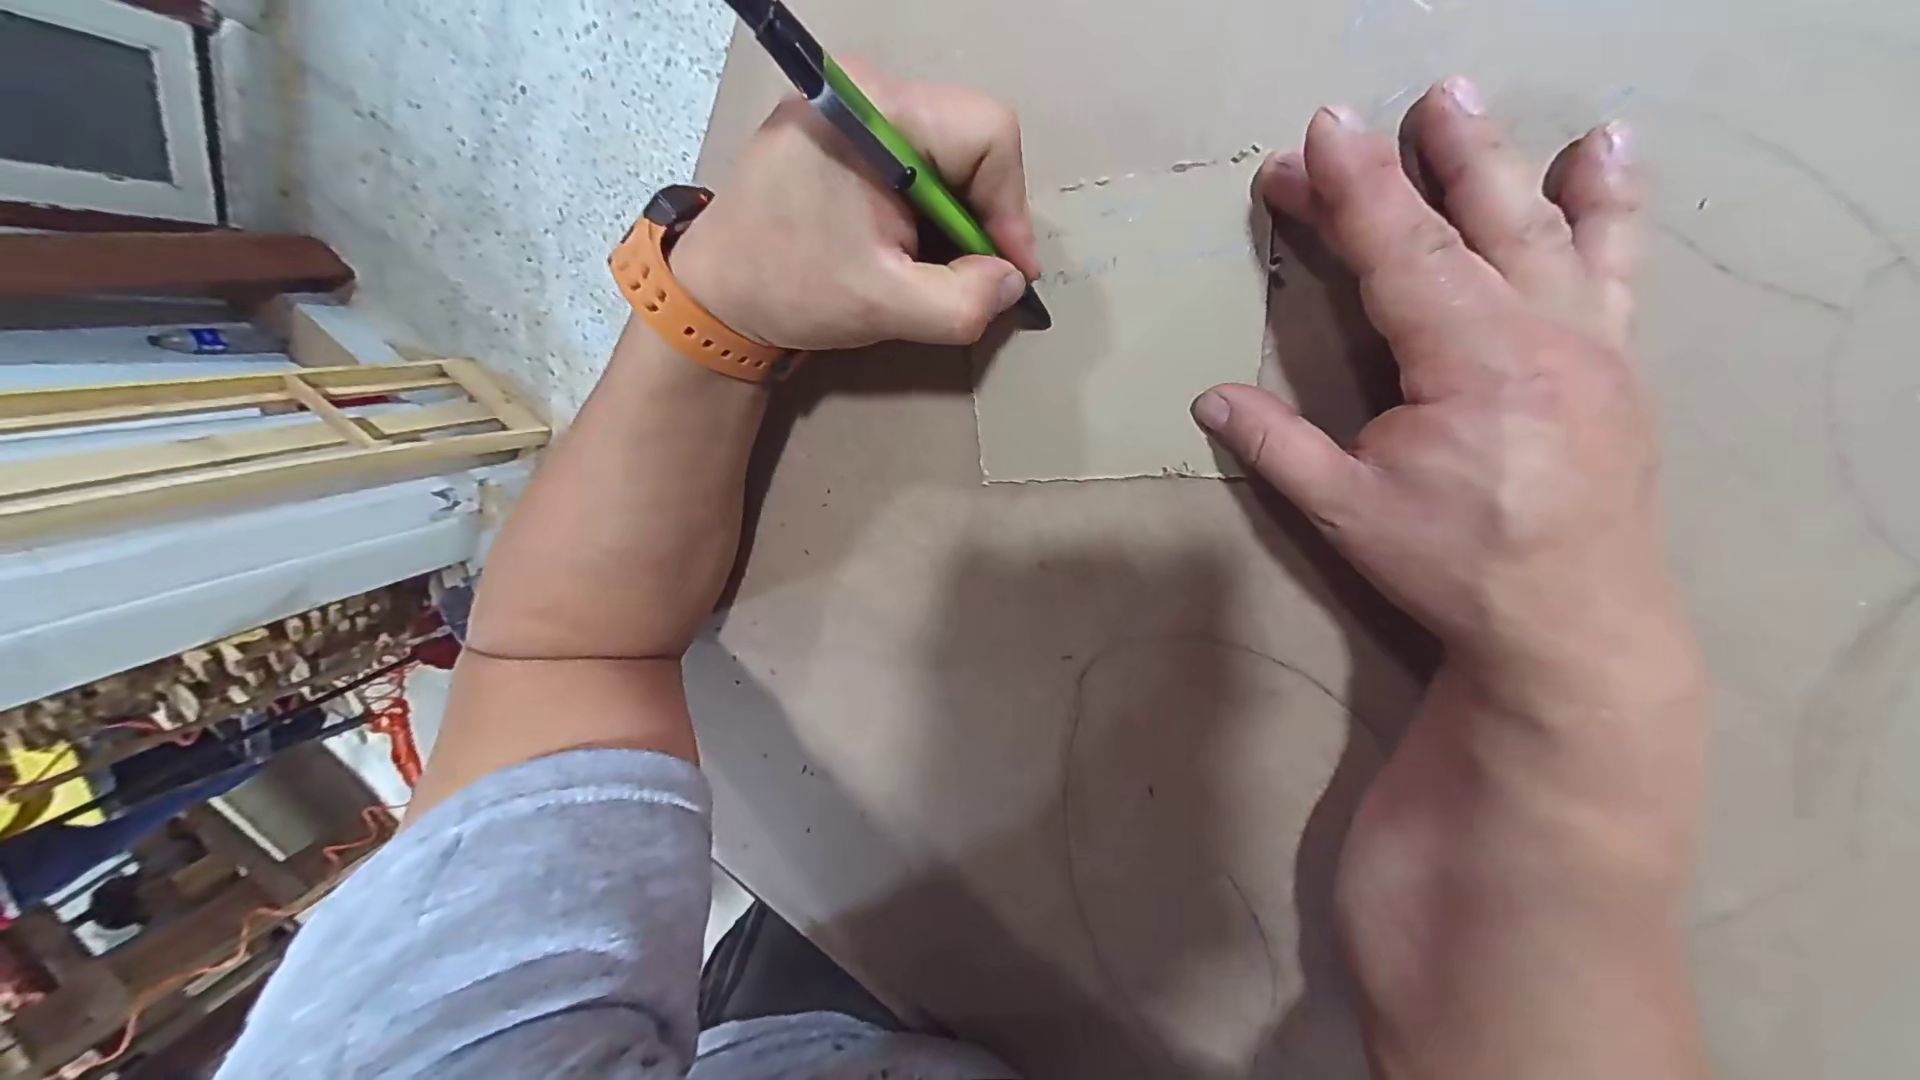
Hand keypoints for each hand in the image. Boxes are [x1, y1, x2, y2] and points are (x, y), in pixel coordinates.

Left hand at [670, 63, 1041, 352]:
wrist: (717, 292)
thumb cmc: (789, 291)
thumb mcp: (885, 308)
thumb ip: (963, 302)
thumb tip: (1012, 281)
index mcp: (875, 113)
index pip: (988, 134)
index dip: (1011, 208)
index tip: (1009, 271)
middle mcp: (865, 89)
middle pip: (971, 140)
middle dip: (984, 216)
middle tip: (977, 276)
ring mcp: (852, 106)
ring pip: (948, 152)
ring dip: (959, 218)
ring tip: (941, 269)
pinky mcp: (844, 132)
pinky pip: (917, 161)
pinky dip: (931, 212)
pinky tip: (915, 249)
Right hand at [1194, 79, 1700, 717]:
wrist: (1571, 623)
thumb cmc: (1449, 564)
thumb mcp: (1343, 510)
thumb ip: (1276, 446)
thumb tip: (1207, 400)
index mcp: (1469, 365)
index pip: (1399, 257)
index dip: (1353, 193)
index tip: (1316, 137)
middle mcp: (1542, 334)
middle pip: (1469, 227)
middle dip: (1420, 162)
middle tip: (1386, 107)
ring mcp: (1592, 344)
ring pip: (1546, 230)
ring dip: (1502, 162)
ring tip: (1470, 103)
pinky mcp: (1616, 365)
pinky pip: (1614, 266)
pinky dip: (1608, 206)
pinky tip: (1606, 161)